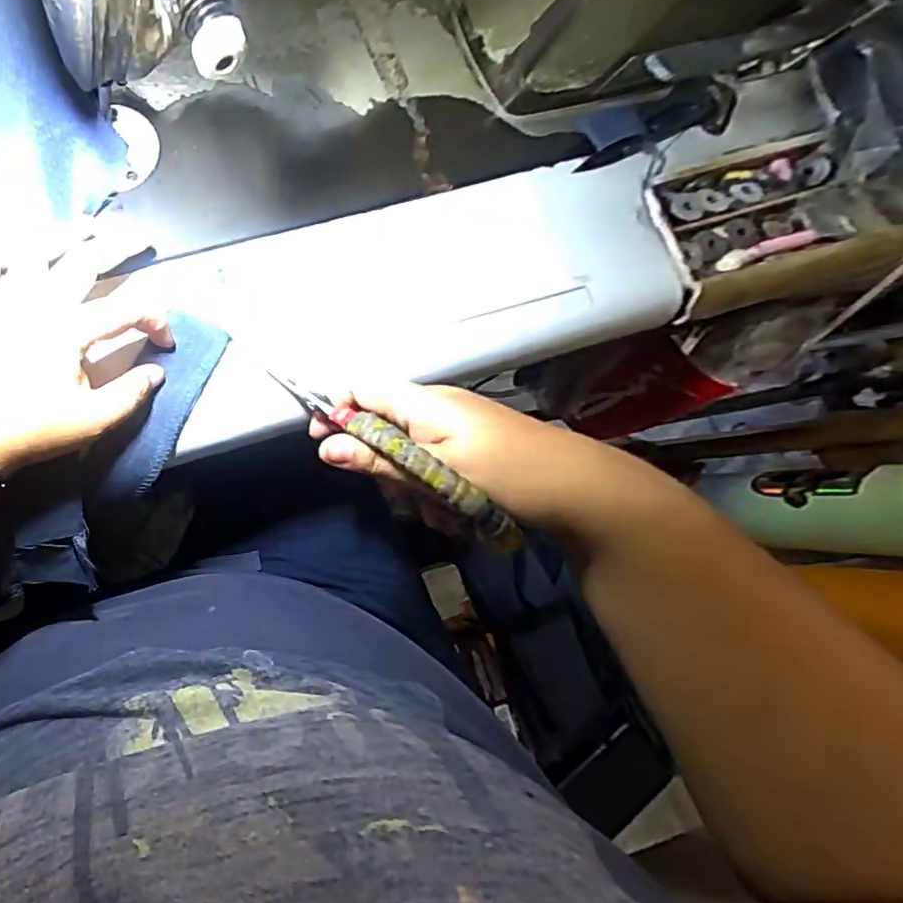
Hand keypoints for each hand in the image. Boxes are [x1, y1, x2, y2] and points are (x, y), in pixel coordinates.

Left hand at [0, 232, 171, 473]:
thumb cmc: (33, 430)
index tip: (166, 342)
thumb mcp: (92, 421)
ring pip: (33, 254)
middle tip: (139, 239)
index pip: (126, 309)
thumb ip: (129, 394)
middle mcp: (38, 306)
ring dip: (62, 236)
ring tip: (83, 227)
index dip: (155, 319)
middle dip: (117, 247)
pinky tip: (10, 256)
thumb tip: (156, 372)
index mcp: (69, 330)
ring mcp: (6, 306)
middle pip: (83, 261)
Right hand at [308, 381, 675, 535]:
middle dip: (380, 465)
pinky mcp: (467, 451)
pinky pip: (430, 467)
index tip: (323, 442)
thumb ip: (377, 458)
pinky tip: (454, 512)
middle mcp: (434, 409)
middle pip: (378, 428)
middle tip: (401, 492)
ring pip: (403, 455)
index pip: (360, 390)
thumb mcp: (433, 471)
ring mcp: (452, 430)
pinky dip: (433, 491)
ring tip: (437, 509)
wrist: (579, 491)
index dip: (336, 411)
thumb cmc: (507, 473)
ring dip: (410, 487)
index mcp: (423, 402)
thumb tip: (326, 448)